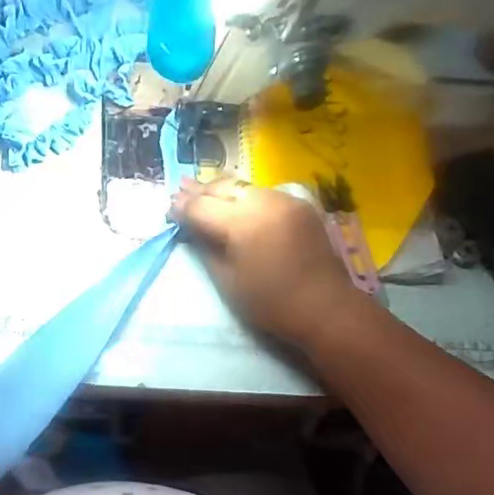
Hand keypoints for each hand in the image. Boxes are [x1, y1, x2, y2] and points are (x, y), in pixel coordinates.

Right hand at [171, 177, 359, 346]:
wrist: (325, 308)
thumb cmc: (270, 304)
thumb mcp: (226, 280)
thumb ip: (205, 246)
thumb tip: (189, 226)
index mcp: (242, 222)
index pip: (200, 206)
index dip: (181, 209)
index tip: (168, 212)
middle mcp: (263, 201)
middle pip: (222, 187)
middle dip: (199, 191)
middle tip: (178, 192)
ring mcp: (284, 199)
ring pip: (244, 186)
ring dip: (222, 190)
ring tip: (203, 192)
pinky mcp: (300, 204)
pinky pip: (264, 193)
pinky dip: (245, 196)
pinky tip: (235, 201)